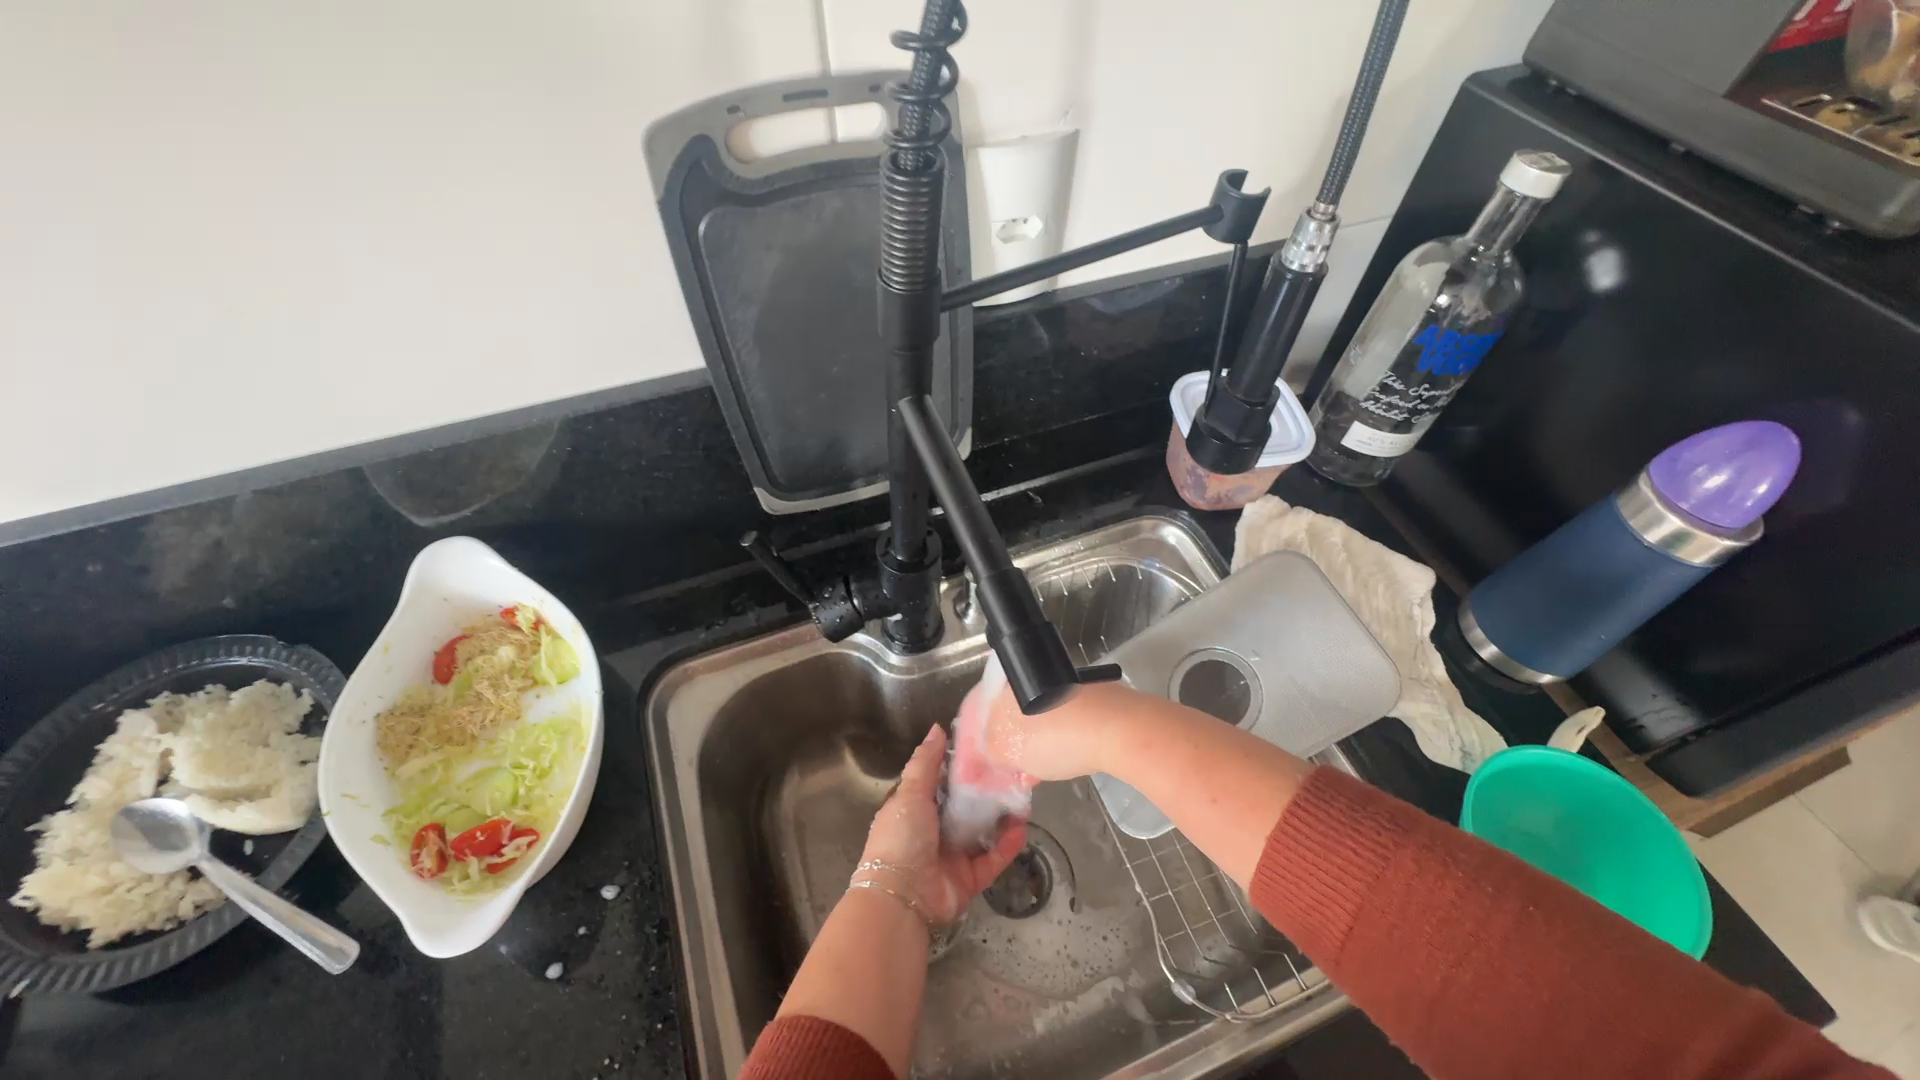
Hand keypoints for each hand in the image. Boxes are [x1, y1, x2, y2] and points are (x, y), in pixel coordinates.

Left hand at [853, 725, 1026, 924]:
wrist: (901, 896)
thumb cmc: (901, 837)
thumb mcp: (910, 792)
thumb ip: (926, 762)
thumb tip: (937, 729)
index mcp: (916, 809)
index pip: (943, 784)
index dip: (962, 769)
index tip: (986, 751)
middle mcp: (935, 831)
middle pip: (967, 808)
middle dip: (988, 793)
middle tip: (1012, 773)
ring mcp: (953, 856)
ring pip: (984, 833)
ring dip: (1002, 818)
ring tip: (1023, 798)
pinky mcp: (970, 878)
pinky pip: (993, 859)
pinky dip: (1007, 845)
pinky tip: (1022, 827)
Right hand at [982, 678, 1139, 780]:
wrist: (1117, 728)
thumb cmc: (1053, 736)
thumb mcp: (1007, 750)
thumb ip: (987, 754)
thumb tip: (985, 759)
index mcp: (1003, 683)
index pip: (973, 714)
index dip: (968, 749)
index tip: (967, 777)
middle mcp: (1027, 679)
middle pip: (1000, 718)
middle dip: (994, 752)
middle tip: (991, 781)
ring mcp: (1057, 689)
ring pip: (1028, 724)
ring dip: (1019, 753)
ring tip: (1017, 782)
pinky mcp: (1082, 703)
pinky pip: (1052, 726)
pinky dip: (1043, 748)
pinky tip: (1044, 771)